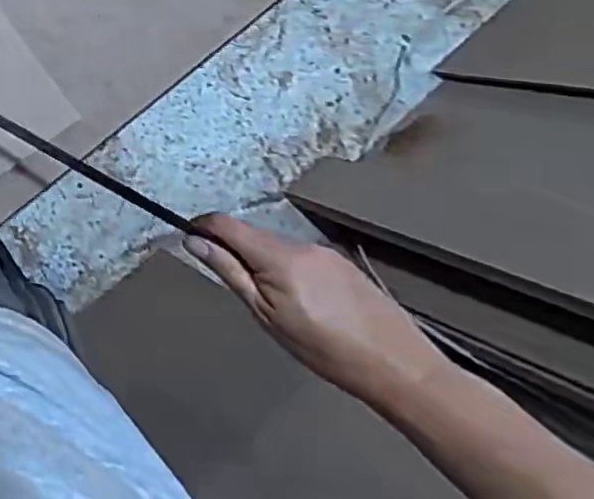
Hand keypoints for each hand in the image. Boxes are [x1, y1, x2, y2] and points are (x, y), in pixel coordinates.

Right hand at [184, 213, 449, 408]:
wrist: (404, 371)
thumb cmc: (328, 351)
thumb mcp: (266, 316)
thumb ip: (229, 272)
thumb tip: (194, 241)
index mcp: (277, 256)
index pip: (224, 223)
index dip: (201, 226)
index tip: (189, 238)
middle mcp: (299, 245)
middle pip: (250, 234)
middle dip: (234, 249)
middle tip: (237, 285)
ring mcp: (324, 252)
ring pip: (275, 245)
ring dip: (262, 260)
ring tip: (276, 301)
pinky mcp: (342, 264)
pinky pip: (300, 255)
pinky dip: (288, 268)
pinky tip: (305, 301)